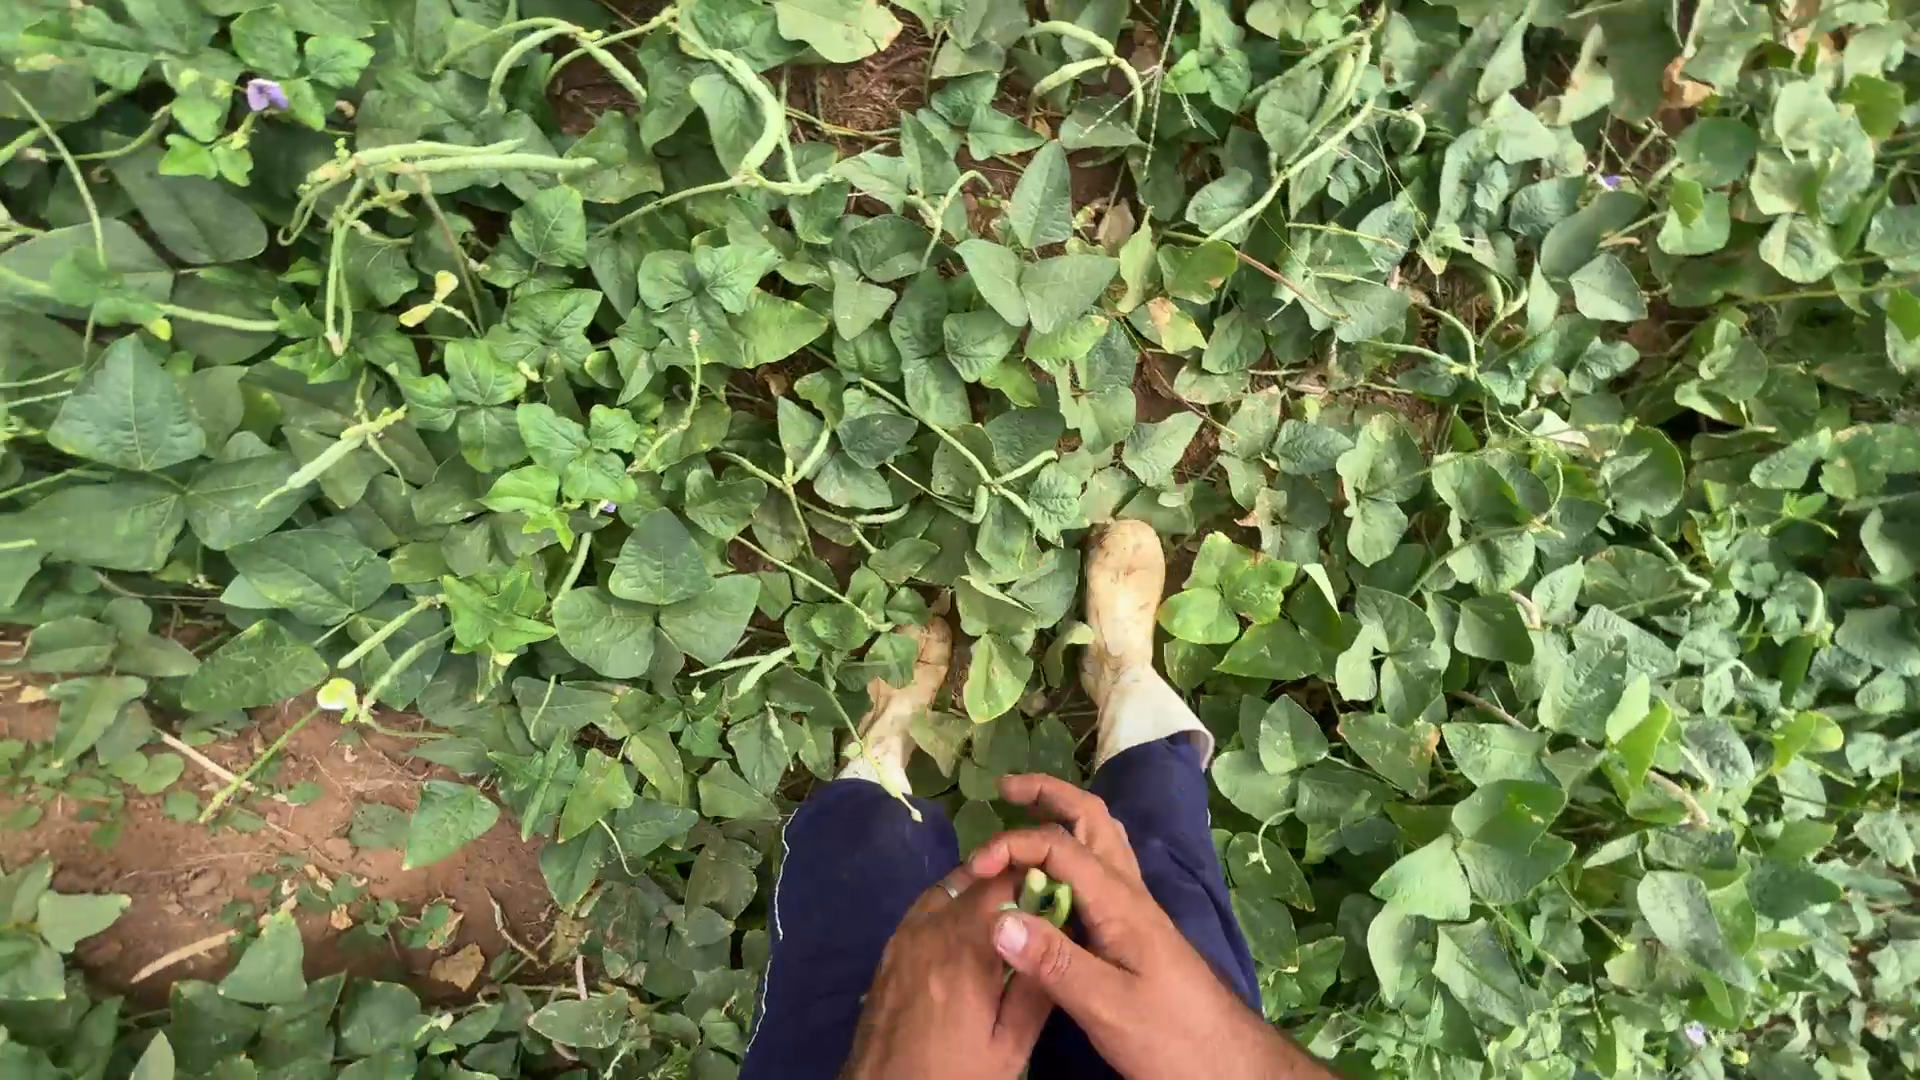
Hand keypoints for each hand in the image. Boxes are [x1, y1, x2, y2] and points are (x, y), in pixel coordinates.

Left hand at [840, 866, 1051, 1079]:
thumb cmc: (952, 1076)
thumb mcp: (1008, 1049)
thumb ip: (1034, 991)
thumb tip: (1058, 940)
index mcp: (966, 946)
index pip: (1003, 881)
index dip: (1031, 878)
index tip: (1054, 893)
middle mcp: (932, 926)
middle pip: (975, 879)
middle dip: (1006, 883)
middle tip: (1032, 907)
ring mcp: (906, 933)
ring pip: (949, 887)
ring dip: (977, 891)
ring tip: (1002, 917)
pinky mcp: (890, 946)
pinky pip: (926, 907)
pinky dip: (950, 905)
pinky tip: (965, 933)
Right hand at [970, 774, 1332, 1079]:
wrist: (1229, 1063)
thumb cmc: (1171, 1035)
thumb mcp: (1108, 1007)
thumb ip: (1053, 963)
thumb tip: (996, 919)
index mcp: (1116, 898)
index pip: (1057, 844)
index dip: (1011, 845)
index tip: (974, 870)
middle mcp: (1126, 887)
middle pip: (1089, 814)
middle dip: (1046, 792)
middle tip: (1005, 788)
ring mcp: (1133, 901)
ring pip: (1100, 833)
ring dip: (1062, 811)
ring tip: (1025, 810)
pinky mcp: (1133, 921)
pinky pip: (1100, 862)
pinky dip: (1071, 844)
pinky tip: (1053, 869)